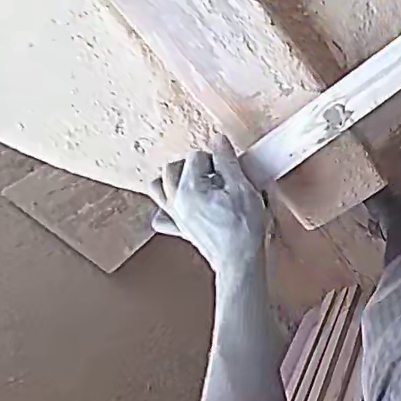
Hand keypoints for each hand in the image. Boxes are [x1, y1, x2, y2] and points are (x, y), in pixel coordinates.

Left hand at [150, 135, 266, 274]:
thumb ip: (227, 162)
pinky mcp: (180, 230)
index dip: (217, 159)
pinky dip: (165, 208)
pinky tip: (180, 206)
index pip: (197, 157)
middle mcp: (176, 200)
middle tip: (215, 172)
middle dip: (193, 165)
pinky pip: (160, 217)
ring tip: (193, 181)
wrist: (239, 259)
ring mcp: (175, 216)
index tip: (231, 168)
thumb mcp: (242, 188)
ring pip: (157, 188)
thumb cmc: (243, 228)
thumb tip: (218, 140)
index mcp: (190, 188)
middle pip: (172, 168)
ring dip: (172, 180)